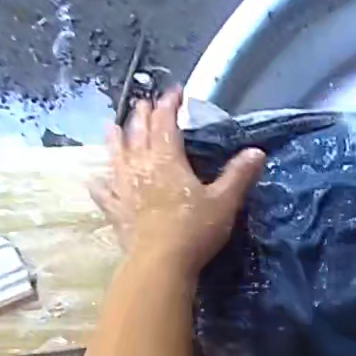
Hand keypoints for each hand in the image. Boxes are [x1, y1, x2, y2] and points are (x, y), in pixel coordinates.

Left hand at [90, 90, 265, 275]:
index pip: (166, 122)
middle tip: (145, 103)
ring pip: (116, 155)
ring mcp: (123, 187)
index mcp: (167, 159)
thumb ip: (238, 175)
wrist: (160, 262)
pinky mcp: (116, 210)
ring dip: (115, 138)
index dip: (170, 104)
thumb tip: (257, 151)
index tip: (176, 92)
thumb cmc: (195, 229)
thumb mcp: (224, 202)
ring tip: (113, 126)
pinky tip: (97, 181)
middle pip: (138, 132)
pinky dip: (101, 183)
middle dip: (143, 115)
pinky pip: (105, 192)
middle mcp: (140, 166)